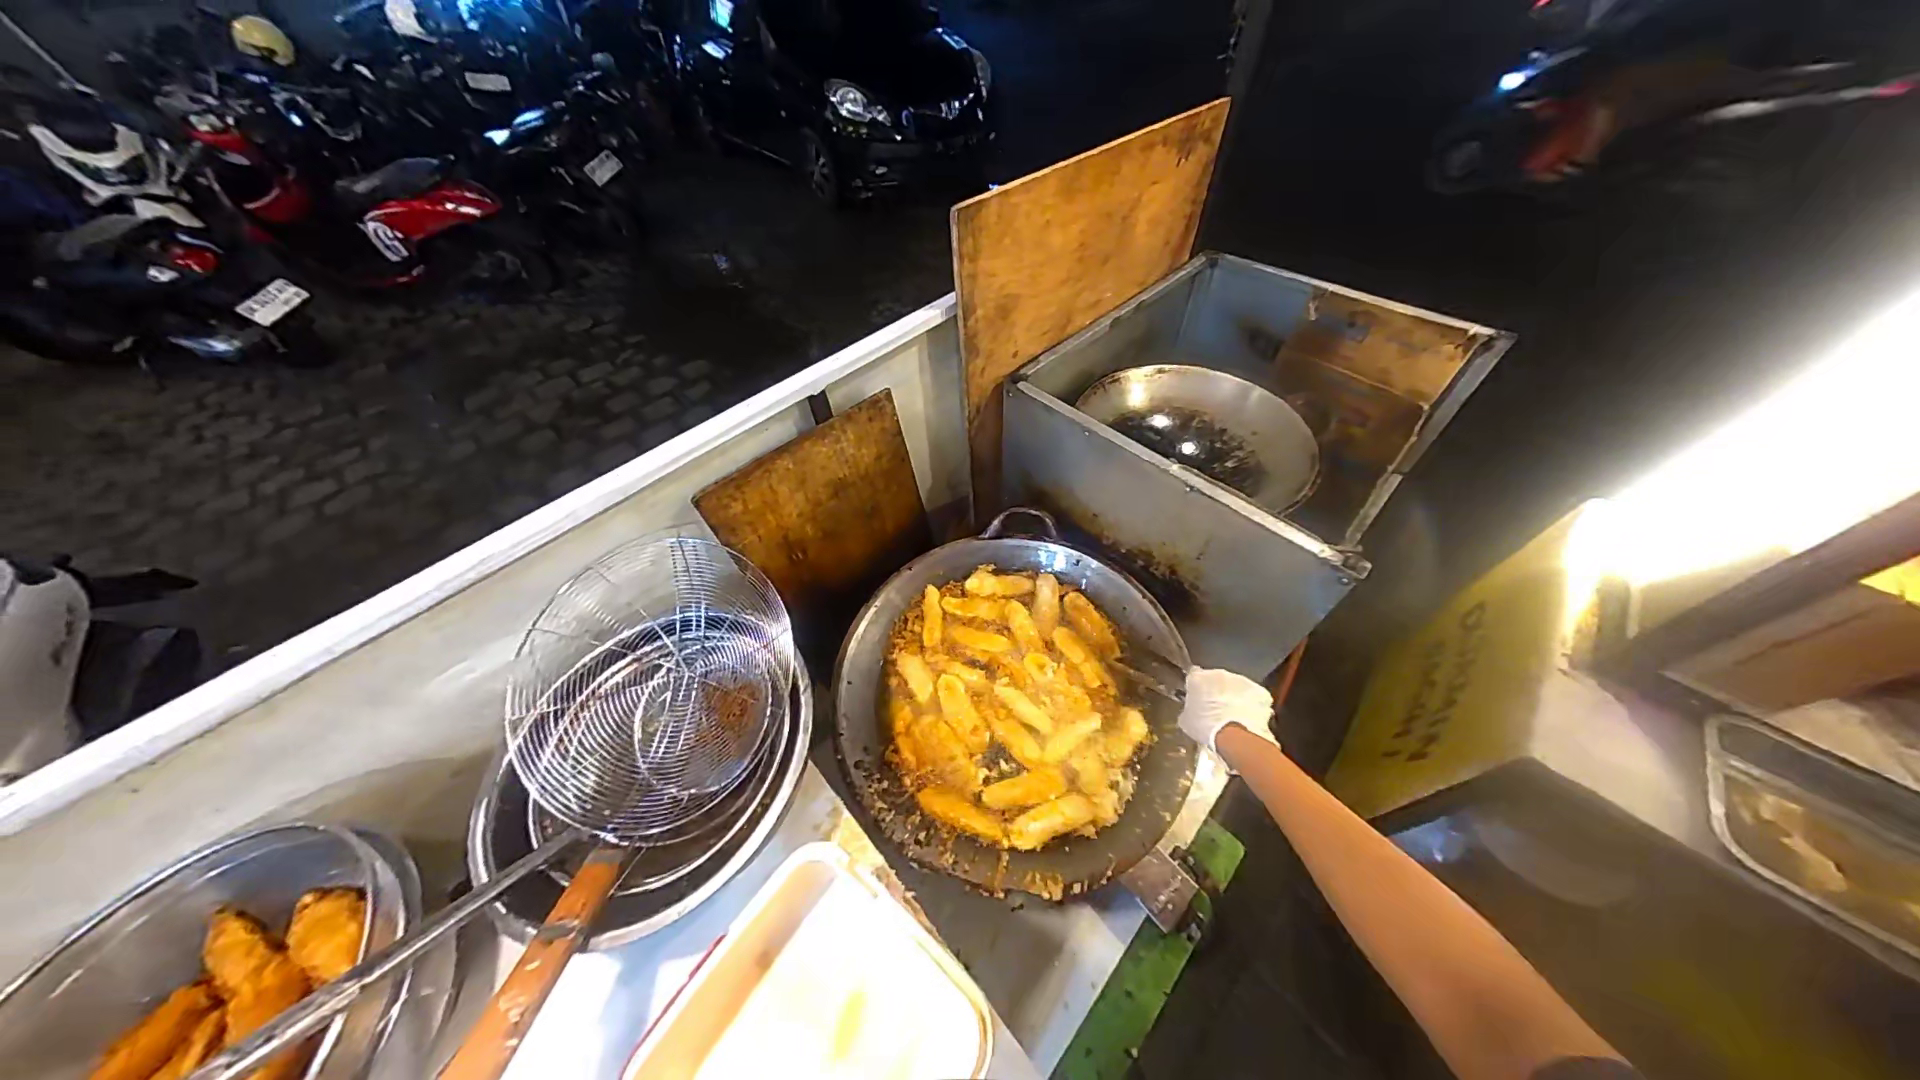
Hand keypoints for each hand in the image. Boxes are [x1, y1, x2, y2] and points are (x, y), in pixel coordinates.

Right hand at [1177, 668, 1276, 763]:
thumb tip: (1191, 711)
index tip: (1197, 697)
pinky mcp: (1260, 691)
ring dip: (1235, 697)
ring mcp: (1242, 681)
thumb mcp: (1186, 721)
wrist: (1234, 737)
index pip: (1194, 675)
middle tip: (1216, 709)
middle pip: (1217, 679)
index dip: (1196, 687)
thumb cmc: (1205, 727)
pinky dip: (1252, 705)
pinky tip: (1249, 719)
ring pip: (1237, 687)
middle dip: (1217, 691)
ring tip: (1234, 716)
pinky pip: (1254, 696)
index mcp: (1197, 678)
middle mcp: (1219, 673)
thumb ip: (1188, 709)